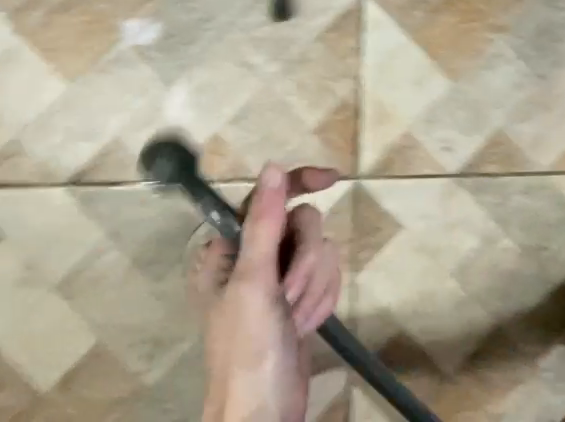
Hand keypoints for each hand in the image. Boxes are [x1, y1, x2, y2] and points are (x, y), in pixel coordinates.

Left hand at [200, 163, 343, 421]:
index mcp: (229, 249)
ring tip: (295, 318)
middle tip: (287, 294)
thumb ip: (265, 223)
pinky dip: (322, 299)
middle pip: (303, 223)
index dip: (301, 182)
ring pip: (320, 249)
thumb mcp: (253, 282)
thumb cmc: (247, 348)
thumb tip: (273, 167)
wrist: (265, 412)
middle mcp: (254, 258)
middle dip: (305, 261)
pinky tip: (307, 325)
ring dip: (314, 286)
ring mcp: (278, 280)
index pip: (270, 197)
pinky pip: (327, 276)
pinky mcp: (299, 298)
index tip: (334, 179)